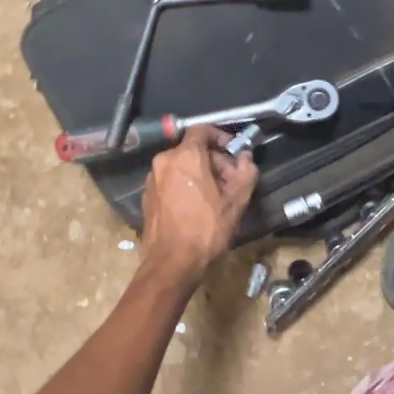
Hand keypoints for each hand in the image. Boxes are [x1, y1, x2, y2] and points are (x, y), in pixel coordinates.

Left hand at [139, 126, 257, 279]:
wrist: (173, 263)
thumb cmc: (206, 229)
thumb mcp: (236, 201)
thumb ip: (245, 173)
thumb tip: (246, 158)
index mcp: (185, 156)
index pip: (202, 130)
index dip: (220, 137)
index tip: (234, 152)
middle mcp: (164, 161)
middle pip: (192, 149)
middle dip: (214, 161)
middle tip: (231, 180)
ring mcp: (152, 179)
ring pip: (181, 166)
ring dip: (201, 174)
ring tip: (217, 196)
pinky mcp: (147, 197)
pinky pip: (170, 181)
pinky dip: (185, 185)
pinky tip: (198, 206)